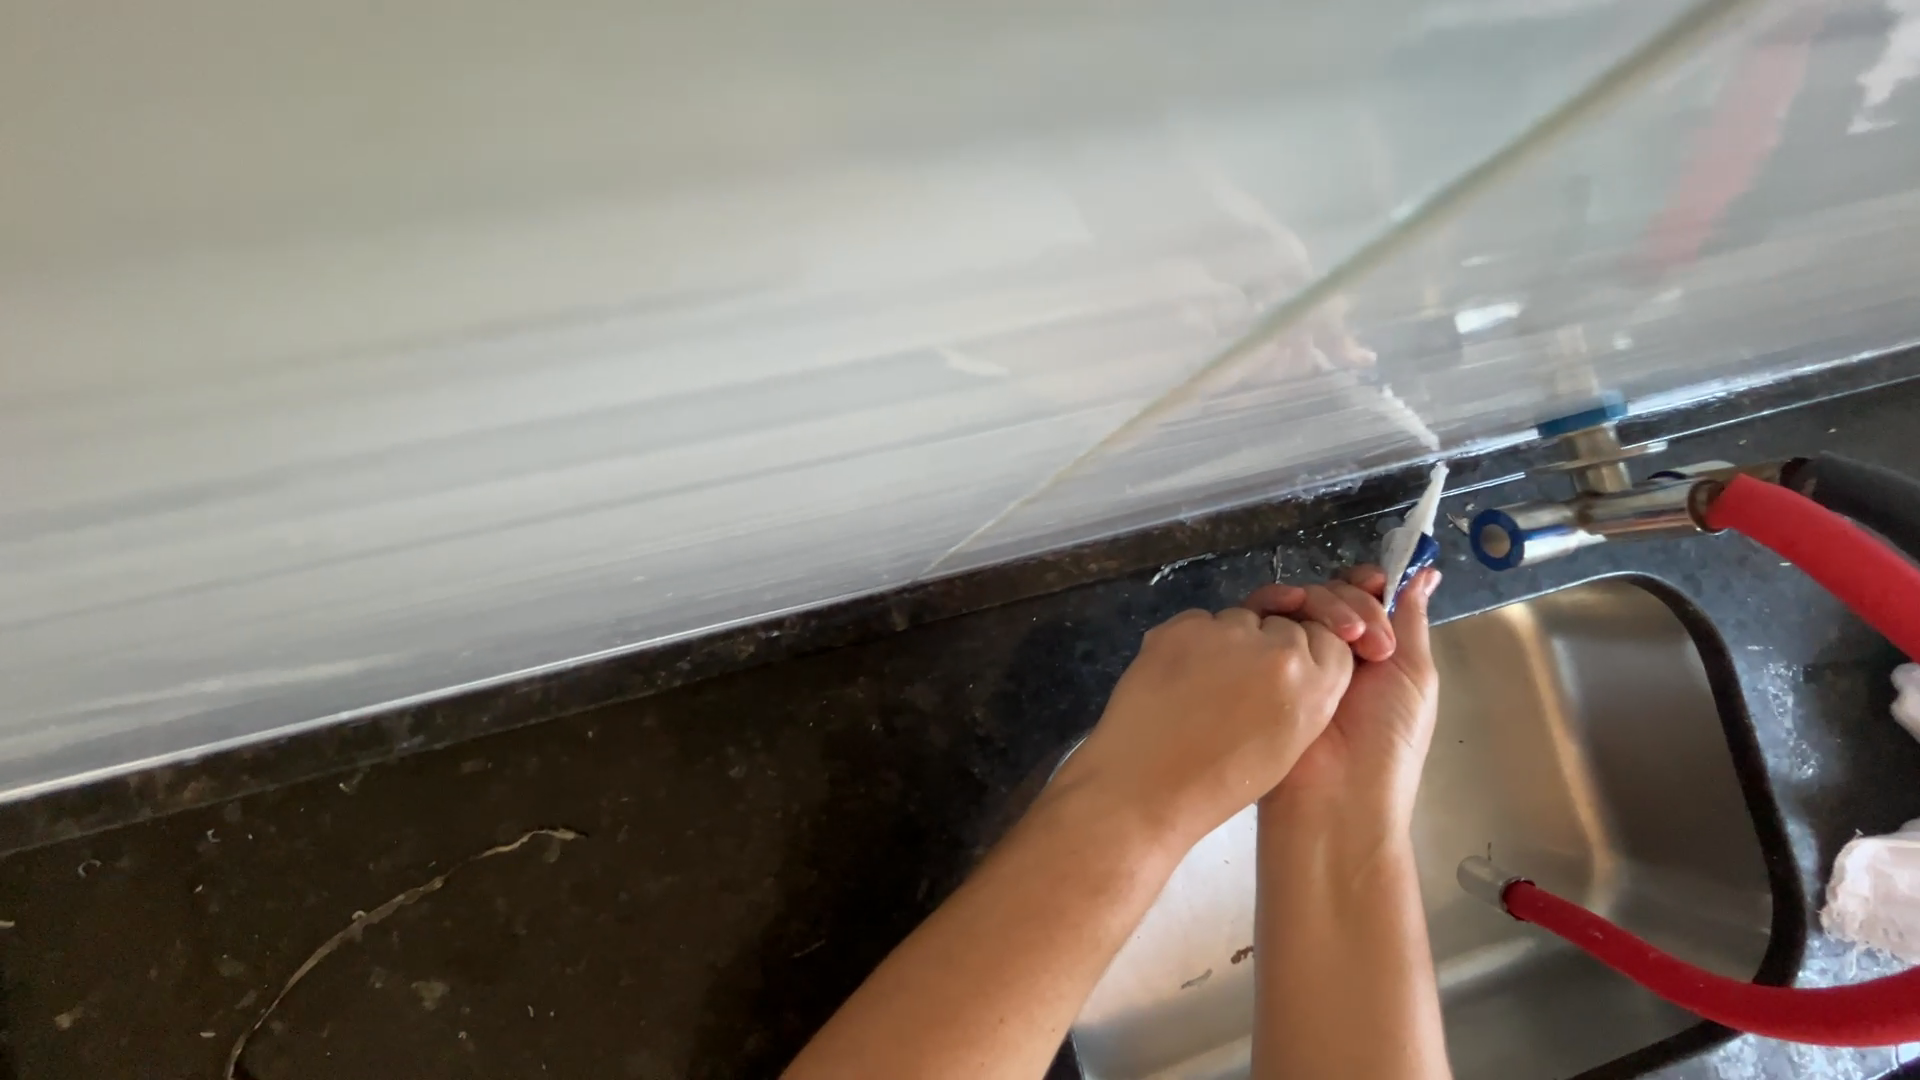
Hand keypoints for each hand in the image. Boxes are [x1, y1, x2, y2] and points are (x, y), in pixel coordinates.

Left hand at [1050, 604, 1355, 847]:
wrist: (1146, 783)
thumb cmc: (1220, 779)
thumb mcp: (1289, 740)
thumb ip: (1303, 691)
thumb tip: (1290, 655)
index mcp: (1315, 686)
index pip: (1325, 639)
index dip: (1301, 654)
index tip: (1278, 675)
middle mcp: (1277, 650)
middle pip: (1281, 624)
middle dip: (1264, 644)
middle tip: (1236, 683)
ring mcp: (1226, 632)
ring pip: (1237, 619)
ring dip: (1226, 641)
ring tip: (1201, 684)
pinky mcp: (1181, 626)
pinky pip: (1197, 622)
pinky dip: (1190, 642)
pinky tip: (1175, 676)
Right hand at [1245, 565, 1442, 829]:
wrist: (1335, 789)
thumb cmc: (1386, 737)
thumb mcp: (1413, 674)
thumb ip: (1410, 620)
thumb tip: (1426, 572)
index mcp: (1370, 648)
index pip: (1361, 595)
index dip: (1366, 582)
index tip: (1377, 582)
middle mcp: (1329, 646)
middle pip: (1330, 592)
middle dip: (1351, 600)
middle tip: (1367, 639)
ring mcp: (1291, 652)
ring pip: (1298, 601)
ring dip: (1322, 607)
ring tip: (1342, 641)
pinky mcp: (1257, 658)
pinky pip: (1263, 619)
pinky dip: (1279, 611)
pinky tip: (1291, 622)